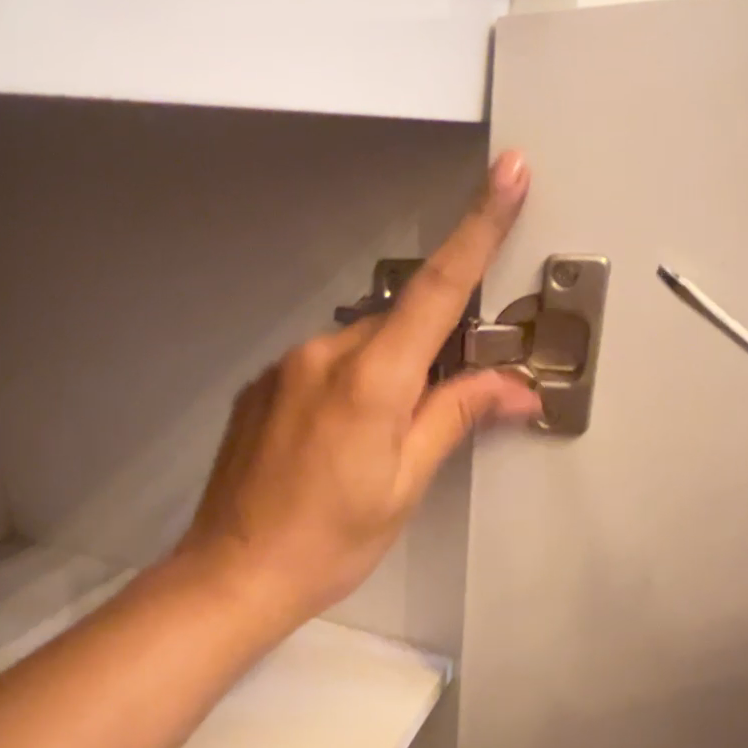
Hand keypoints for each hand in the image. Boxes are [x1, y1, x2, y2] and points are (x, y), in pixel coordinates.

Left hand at [170, 152, 540, 624]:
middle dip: (431, 350)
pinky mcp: (259, 388)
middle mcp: (321, 356)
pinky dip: (345, 387)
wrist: (233, 573)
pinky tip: (334, 444)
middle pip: (399, 324)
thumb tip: (514, 386)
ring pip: (358, 347)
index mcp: (369, 381)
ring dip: (384, 375)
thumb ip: (454, 418)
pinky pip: (320, 367)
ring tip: (373, 447)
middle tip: (441, 407)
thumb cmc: (327, 543)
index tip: (508, 173)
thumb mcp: (402, 486)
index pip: (438, 289)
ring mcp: (283, 369)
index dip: (479, 228)